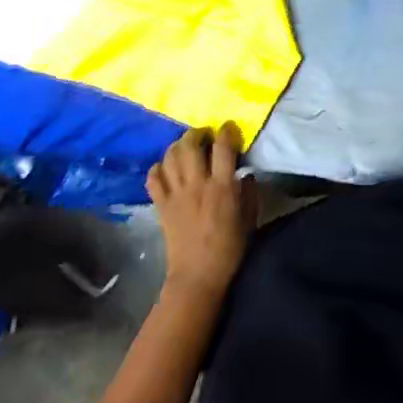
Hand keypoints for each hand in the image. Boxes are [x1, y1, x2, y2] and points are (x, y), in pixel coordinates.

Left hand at [145, 123, 257, 301]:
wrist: (198, 275)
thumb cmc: (230, 249)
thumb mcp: (250, 219)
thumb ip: (250, 193)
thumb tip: (247, 174)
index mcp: (222, 187)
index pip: (223, 147)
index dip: (226, 132)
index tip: (229, 128)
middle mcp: (197, 184)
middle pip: (191, 145)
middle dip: (197, 133)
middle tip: (204, 135)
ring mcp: (176, 193)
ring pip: (170, 156)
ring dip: (177, 145)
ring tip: (185, 146)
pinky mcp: (161, 204)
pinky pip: (153, 178)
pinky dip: (157, 168)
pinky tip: (164, 168)